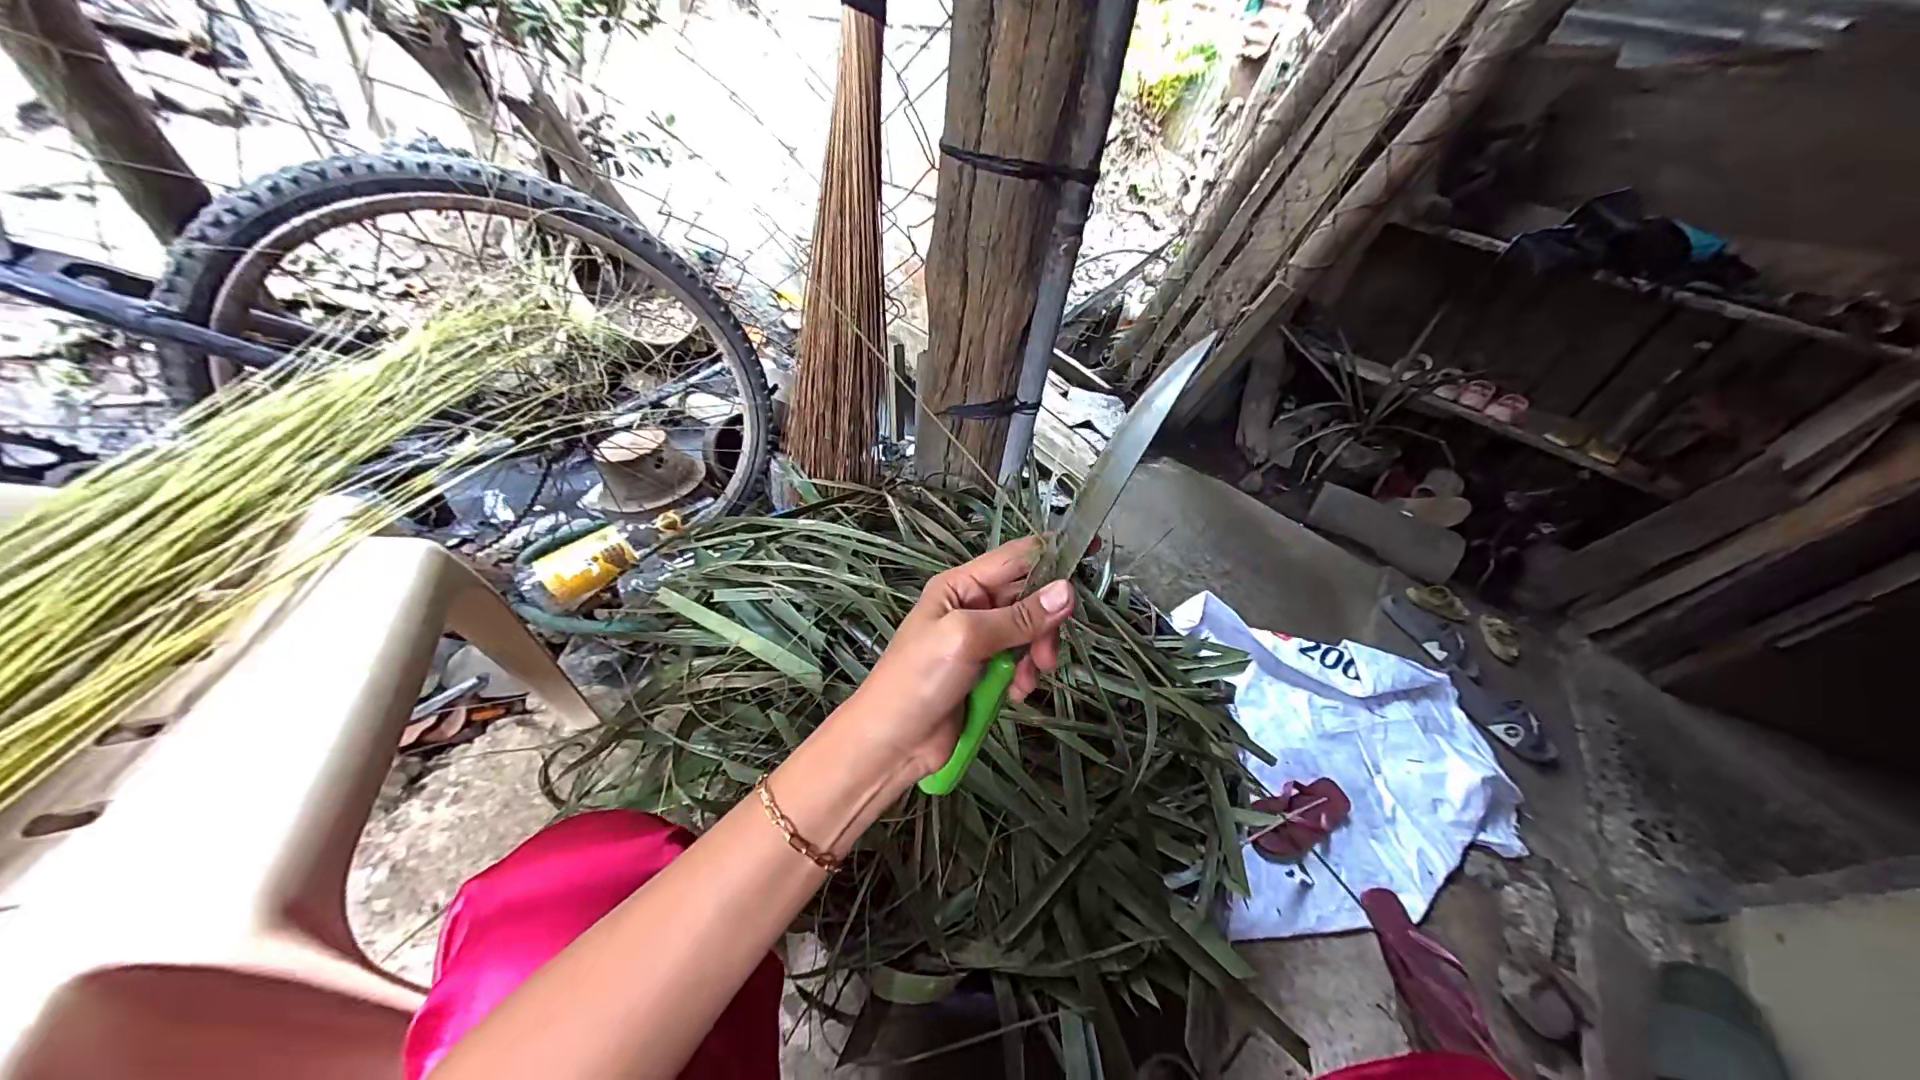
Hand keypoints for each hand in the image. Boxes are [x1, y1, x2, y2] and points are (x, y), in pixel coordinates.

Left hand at [839, 536, 1075, 779]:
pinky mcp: (986, 672)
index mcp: (961, 585)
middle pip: (1029, 597)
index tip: (1091, 554)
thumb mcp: (966, 639)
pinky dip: (1025, 675)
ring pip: (1030, 633)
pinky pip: (1021, 661)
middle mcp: (972, 606)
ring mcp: (980, 640)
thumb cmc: (918, 679)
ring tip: (1027, 680)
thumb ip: (1018, 617)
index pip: (1015, 557)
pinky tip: (1015, 693)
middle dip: (1044, 623)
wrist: (892, 743)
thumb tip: (1067, 591)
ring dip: (1036, 654)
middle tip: (1046, 655)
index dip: (1052, 554)